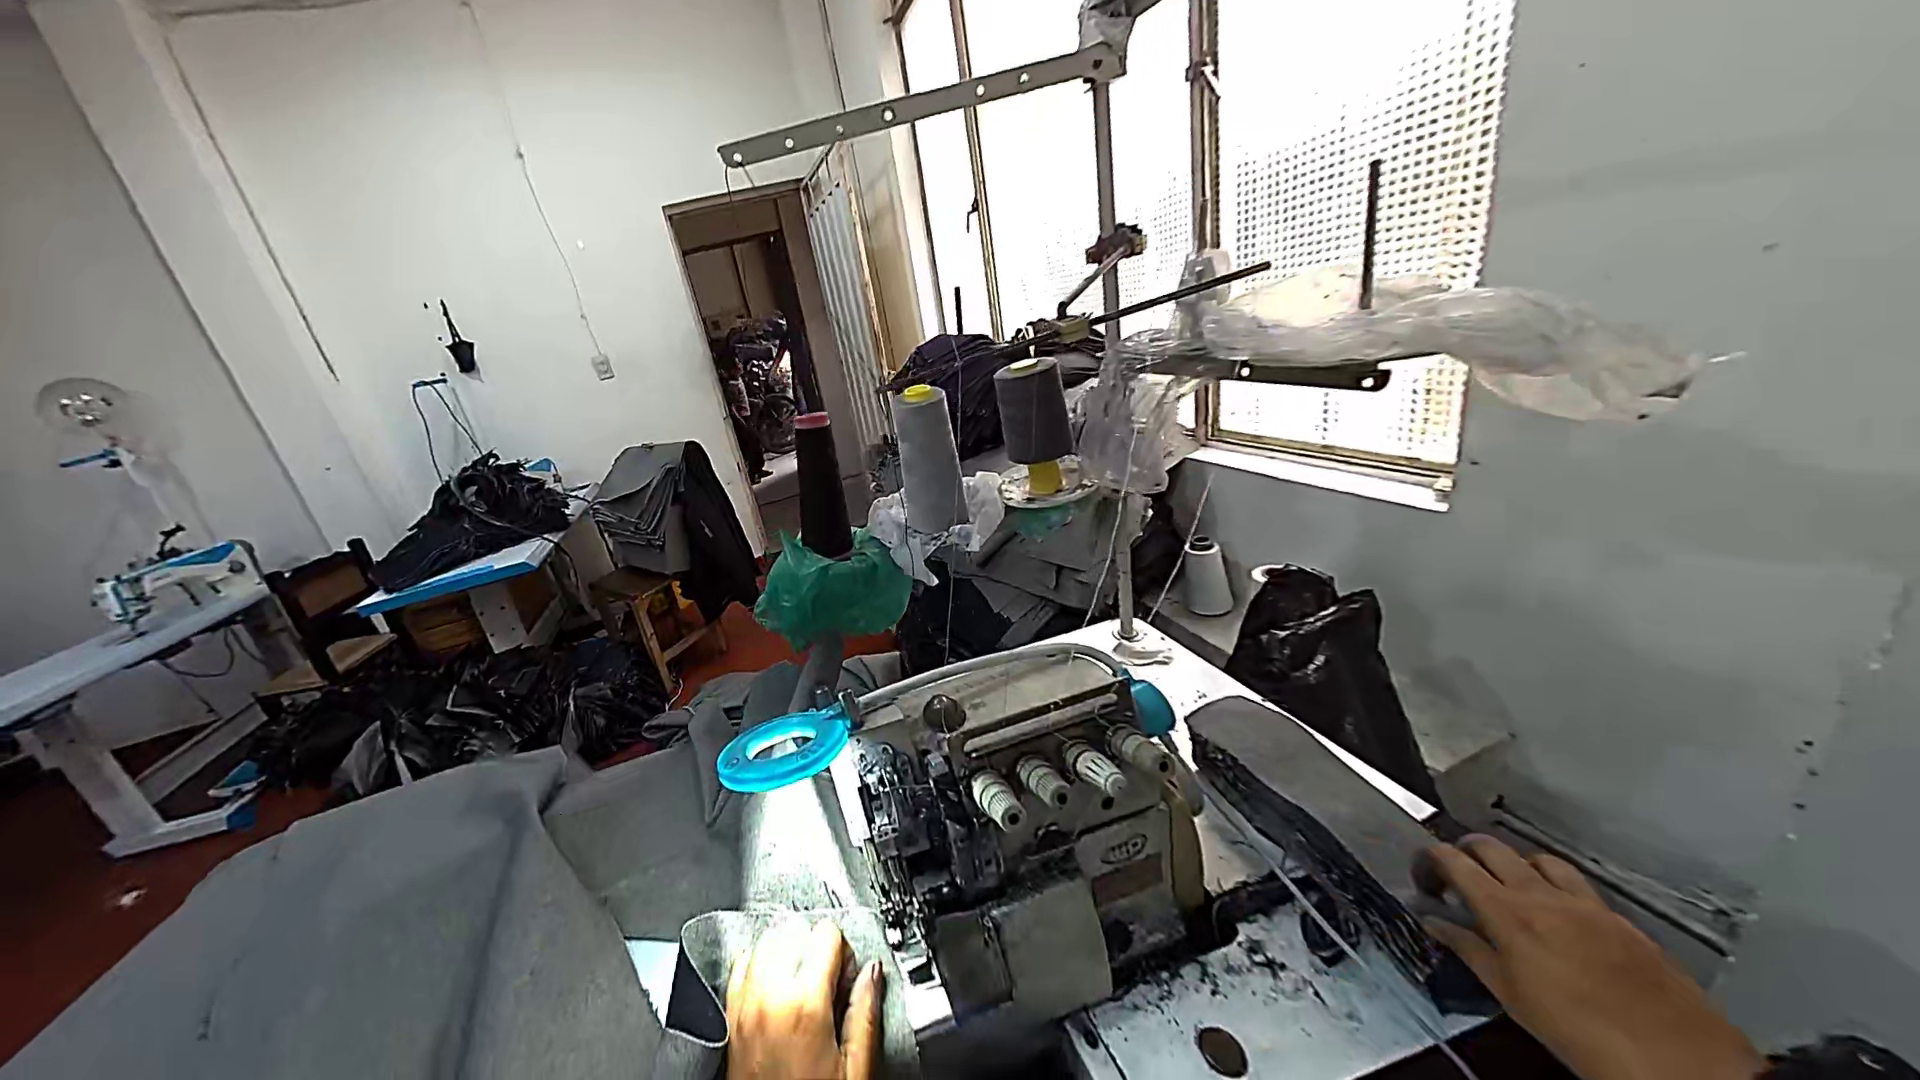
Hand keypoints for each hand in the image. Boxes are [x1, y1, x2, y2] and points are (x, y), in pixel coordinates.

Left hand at [726, 919, 883, 1079]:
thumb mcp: (855, 1067)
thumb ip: (866, 1011)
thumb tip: (872, 972)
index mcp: (805, 1002)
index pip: (827, 933)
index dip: (844, 951)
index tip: (847, 976)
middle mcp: (769, 996)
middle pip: (795, 929)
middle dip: (816, 949)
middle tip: (829, 982)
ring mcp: (744, 1007)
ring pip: (766, 940)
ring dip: (787, 950)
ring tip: (803, 981)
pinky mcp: (729, 1020)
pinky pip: (740, 964)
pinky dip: (759, 962)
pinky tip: (776, 985)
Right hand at [1417, 835, 1762, 1079]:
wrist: (1680, 1063)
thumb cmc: (1589, 1036)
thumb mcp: (1511, 997)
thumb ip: (1468, 950)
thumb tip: (1437, 924)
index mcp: (1507, 912)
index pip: (1453, 860)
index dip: (1430, 858)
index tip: (1425, 873)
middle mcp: (1542, 896)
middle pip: (1490, 846)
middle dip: (1465, 851)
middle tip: (1457, 872)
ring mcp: (1584, 904)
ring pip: (1535, 857)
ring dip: (1513, 862)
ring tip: (1507, 884)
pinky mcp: (1619, 918)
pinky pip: (1577, 883)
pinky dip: (1554, 884)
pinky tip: (1556, 910)